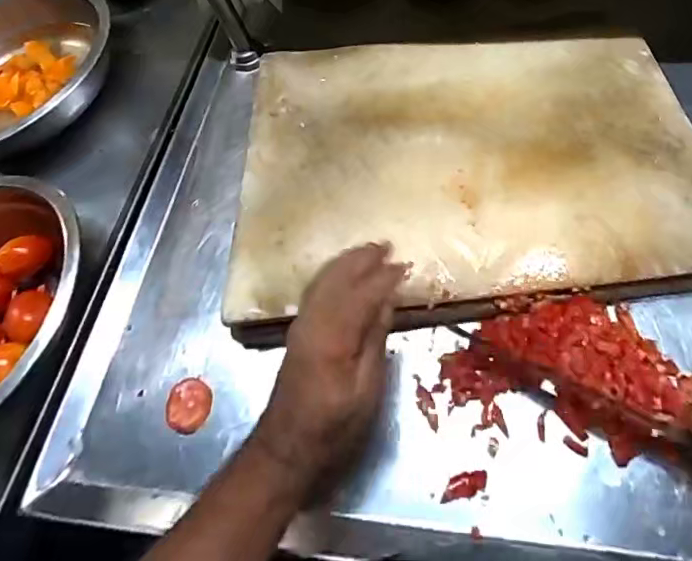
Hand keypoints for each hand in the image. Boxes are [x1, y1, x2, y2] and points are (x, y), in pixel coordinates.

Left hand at [249, 243, 406, 491]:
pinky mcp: (297, 329)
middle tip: (387, 245)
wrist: (286, 447)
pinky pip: (316, 288)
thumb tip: (388, 301)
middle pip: (339, 278)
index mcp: (334, 337)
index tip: (405, 264)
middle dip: (363, 259)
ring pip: (325, 279)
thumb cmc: (333, 428)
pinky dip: (333, 272)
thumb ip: (375, 341)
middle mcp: (314, 321)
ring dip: (347, 261)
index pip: (363, 294)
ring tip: (368, 250)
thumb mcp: (366, 392)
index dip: (385, 277)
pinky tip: (342, 271)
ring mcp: (302, 323)